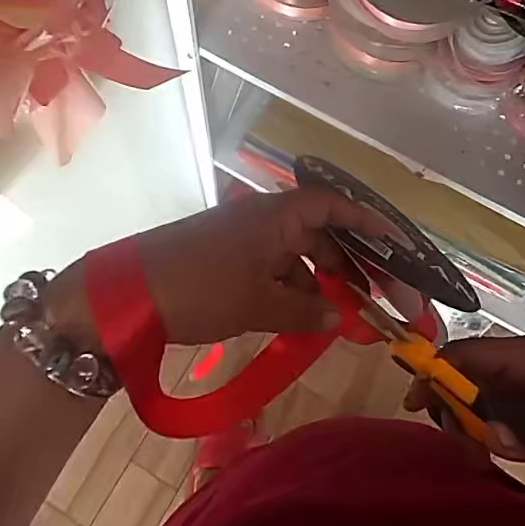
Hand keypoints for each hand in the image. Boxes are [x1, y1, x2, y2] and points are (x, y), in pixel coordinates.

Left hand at [45, 190, 398, 347]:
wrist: (125, 294)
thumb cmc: (200, 288)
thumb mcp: (257, 303)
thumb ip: (304, 308)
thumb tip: (338, 317)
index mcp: (276, 215)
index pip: (334, 207)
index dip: (369, 224)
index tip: (398, 246)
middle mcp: (264, 218)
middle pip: (321, 234)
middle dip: (352, 265)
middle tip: (383, 299)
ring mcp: (244, 237)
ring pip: (297, 255)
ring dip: (321, 283)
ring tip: (344, 318)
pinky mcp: (227, 257)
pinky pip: (273, 268)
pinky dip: (291, 289)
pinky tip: (302, 317)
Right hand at [404, 336, 524, 505]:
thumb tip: (486, 436)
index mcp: (524, 356)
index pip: (463, 353)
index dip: (434, 373)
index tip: (415, 403)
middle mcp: (516, 364)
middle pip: (461, 375)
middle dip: (450, 406)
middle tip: (461, 444)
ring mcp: (521, 384)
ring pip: (473, 396)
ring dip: (467, 424)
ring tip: (482, 456)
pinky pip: (491, 413)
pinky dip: (484, 432)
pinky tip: (495, 453)